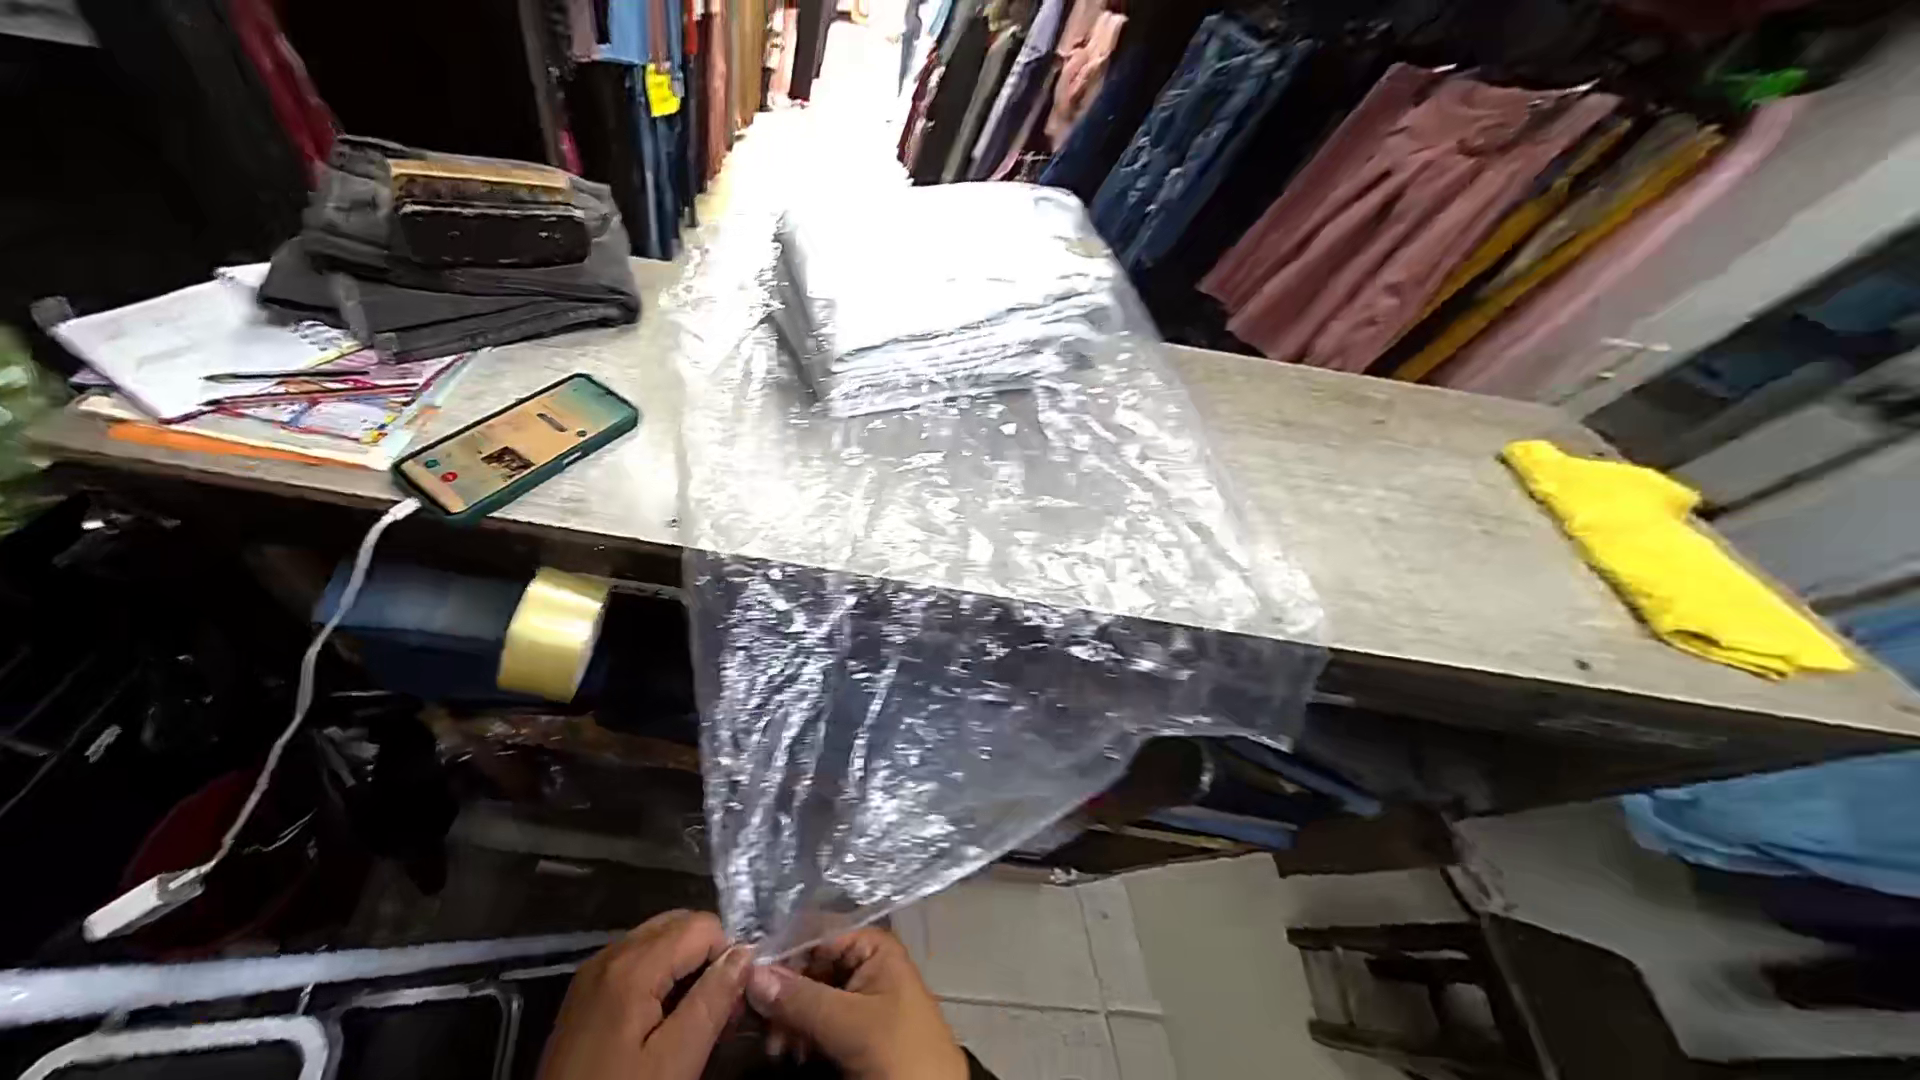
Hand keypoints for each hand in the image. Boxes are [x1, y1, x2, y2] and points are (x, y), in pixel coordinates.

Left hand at [538, 910, 751, 1079]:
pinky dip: (661, 974)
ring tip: (693, 1017)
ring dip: (686, 965)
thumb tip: (745, 951)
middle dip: (707, 956)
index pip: (703, 926)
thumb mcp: (675, 1061)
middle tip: (716, 1010)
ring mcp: (593, 972)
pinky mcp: (585, 993)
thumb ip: (713, 999)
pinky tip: (663, 1019)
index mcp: (632, 966)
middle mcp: (611, 954)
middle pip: (680, 924)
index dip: (726, 957)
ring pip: (660, 938)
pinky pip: (637, 958)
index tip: (728, 1005)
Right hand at [746, 926, 967, 1079]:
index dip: (781, 952)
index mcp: (872, 945)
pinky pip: (813, 1021)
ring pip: (806, 996)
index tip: (746, 976)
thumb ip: (802, 999)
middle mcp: (862, 962)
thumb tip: (751, 973)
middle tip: (762, 1027)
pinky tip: (789, 1054)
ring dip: (786, 1020)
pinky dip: (797, 1035)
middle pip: (807, 965)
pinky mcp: (849, 1028)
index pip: (817, 934)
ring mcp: (855, 996)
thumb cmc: (901, 1053)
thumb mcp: (851, 1025)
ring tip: (777, 1049)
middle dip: (782, 994)